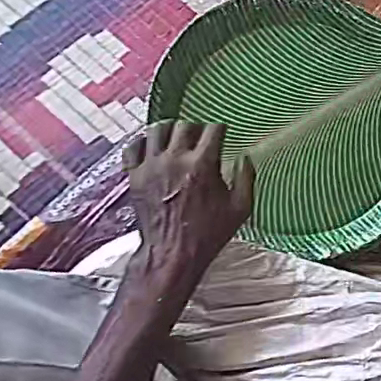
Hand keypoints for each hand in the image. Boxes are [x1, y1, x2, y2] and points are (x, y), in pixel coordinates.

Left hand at [123, 121, 253, 294]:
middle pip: (184, 125)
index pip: (212, 129)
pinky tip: (152, 149)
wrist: (172, 254)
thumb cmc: (207, 234)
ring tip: (176, 138)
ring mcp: (151, 166)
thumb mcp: (240, 209)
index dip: (220, 129)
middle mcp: (175, 159)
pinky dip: (143, 143)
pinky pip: (133, 147)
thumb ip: (246, 178)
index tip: (222, 134)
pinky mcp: (134, 176)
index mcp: (202, 165)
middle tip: (200, 138)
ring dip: (170, 130)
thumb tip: (246, 158)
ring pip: (157, 129)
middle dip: (195, 128)